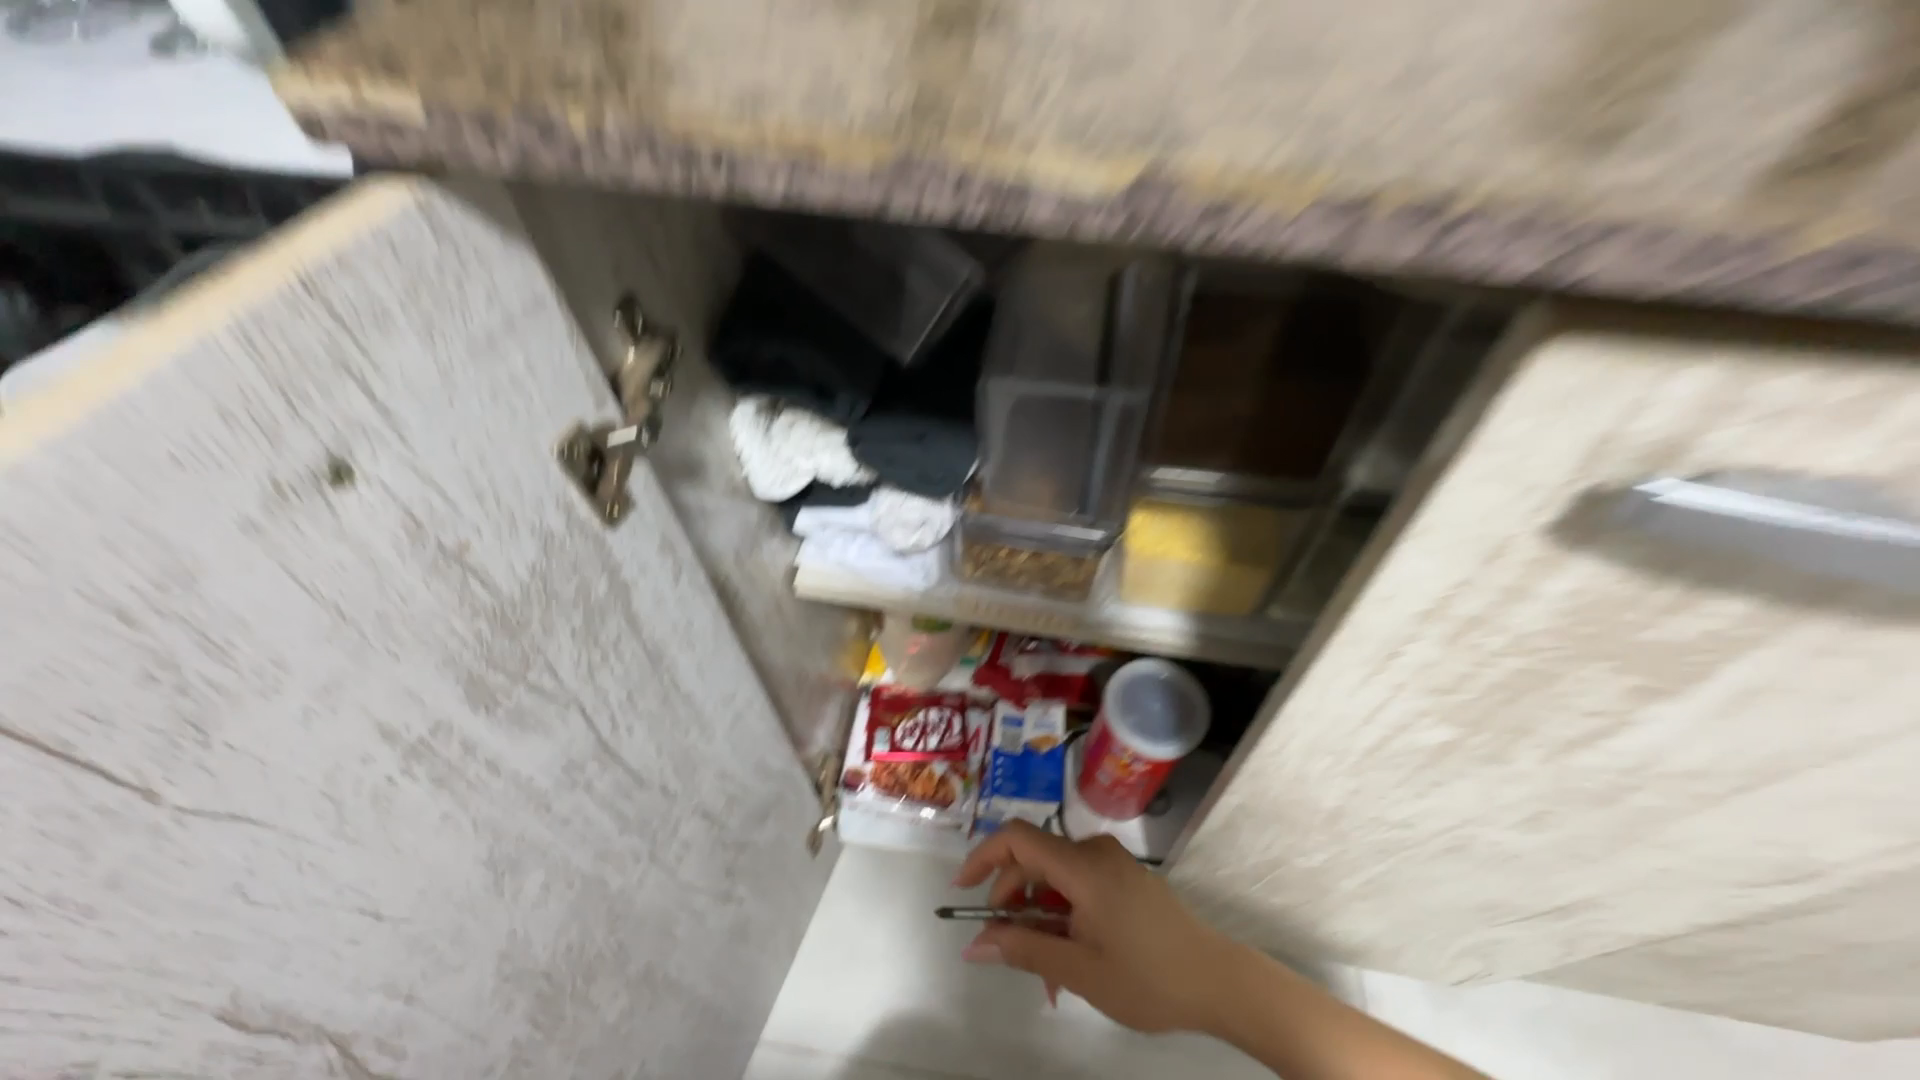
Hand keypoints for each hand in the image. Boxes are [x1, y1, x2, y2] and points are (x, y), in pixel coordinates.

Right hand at [951, 820, 1242, 1033]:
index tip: (962, 892)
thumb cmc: (1147, 977)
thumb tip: (973, 945)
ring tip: (1044, 976)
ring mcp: (1114, 865)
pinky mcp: (1126, 880)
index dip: (982, 858)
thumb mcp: (1077, 969)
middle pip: (1033, 860)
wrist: (1218, 982)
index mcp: (1082, 866)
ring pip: (1055, 880)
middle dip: (1012, 902)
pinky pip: (1079, 888)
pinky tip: (1066, 963)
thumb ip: (1022, 949)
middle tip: (1006, 949)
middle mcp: (1095, 853)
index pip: (1017, 838)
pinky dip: (1062, 918)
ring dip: (1038, 919)